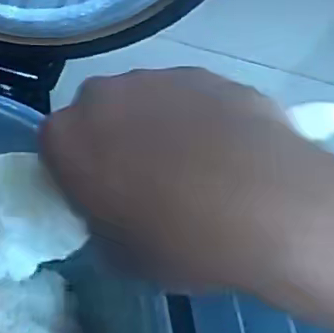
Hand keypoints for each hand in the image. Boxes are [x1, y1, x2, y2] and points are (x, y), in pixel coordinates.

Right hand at [39, 67, 333, 305]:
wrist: (278, 211)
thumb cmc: (184, 241)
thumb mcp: (124, 256)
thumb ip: (103, 226)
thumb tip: (114, 217)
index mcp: (63, 136)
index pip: (56, 149)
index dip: (79, 174)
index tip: (105, 199)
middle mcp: (97, 95)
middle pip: (97, 116)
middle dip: (115, 140)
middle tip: (150, 183)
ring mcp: (153, 79)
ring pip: (145, 102)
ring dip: (160, 127)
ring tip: (204, 170)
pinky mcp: (206, 76)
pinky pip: (194, 99)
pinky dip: (206, 120)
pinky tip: (238, 156)